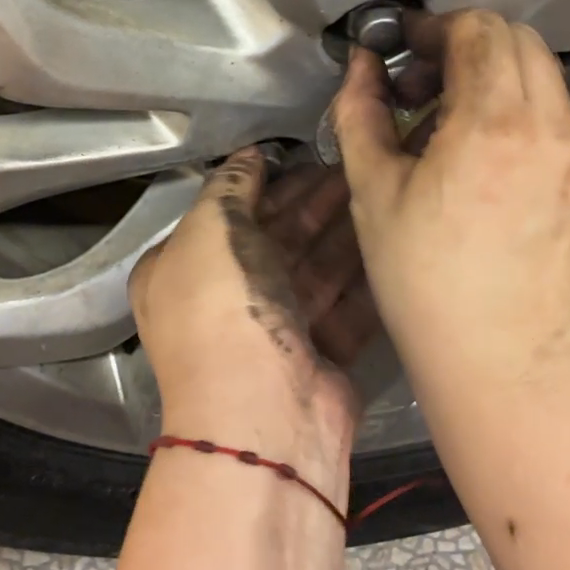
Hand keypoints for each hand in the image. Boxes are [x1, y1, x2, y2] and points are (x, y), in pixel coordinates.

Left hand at [129, 149, 379, 453]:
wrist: (264, 415)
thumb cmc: (223, 309)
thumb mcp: (210, 230)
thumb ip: (230, 186)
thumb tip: (251, 156)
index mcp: (180, 269)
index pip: (223, 213)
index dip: (262, 182)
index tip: (302, 153)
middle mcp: (221, 299)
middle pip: (273, 237)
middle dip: (311, 201)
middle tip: (351, 164)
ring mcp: (271, 330)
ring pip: (312, 267)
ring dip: (342, 230)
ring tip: (378, 189)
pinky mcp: (317, 354)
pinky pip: (343, 303)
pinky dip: (364, 276)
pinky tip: (389, 238)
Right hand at [332, 10, 569, 381]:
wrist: (506, 362)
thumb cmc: (426, 284)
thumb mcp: (372, 193)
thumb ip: (361, 113)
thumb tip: (360, 66)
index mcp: (493, 124)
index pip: (477, 29)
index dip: (433, 29)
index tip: (404, 51)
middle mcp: (552, 127)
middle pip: (517, 40)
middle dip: (464, 45)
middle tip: (421, 86)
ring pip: (542, 76)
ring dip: (493, 77)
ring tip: (450, 125)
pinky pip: (558, 117)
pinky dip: (520, 113)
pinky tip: (486, 159)